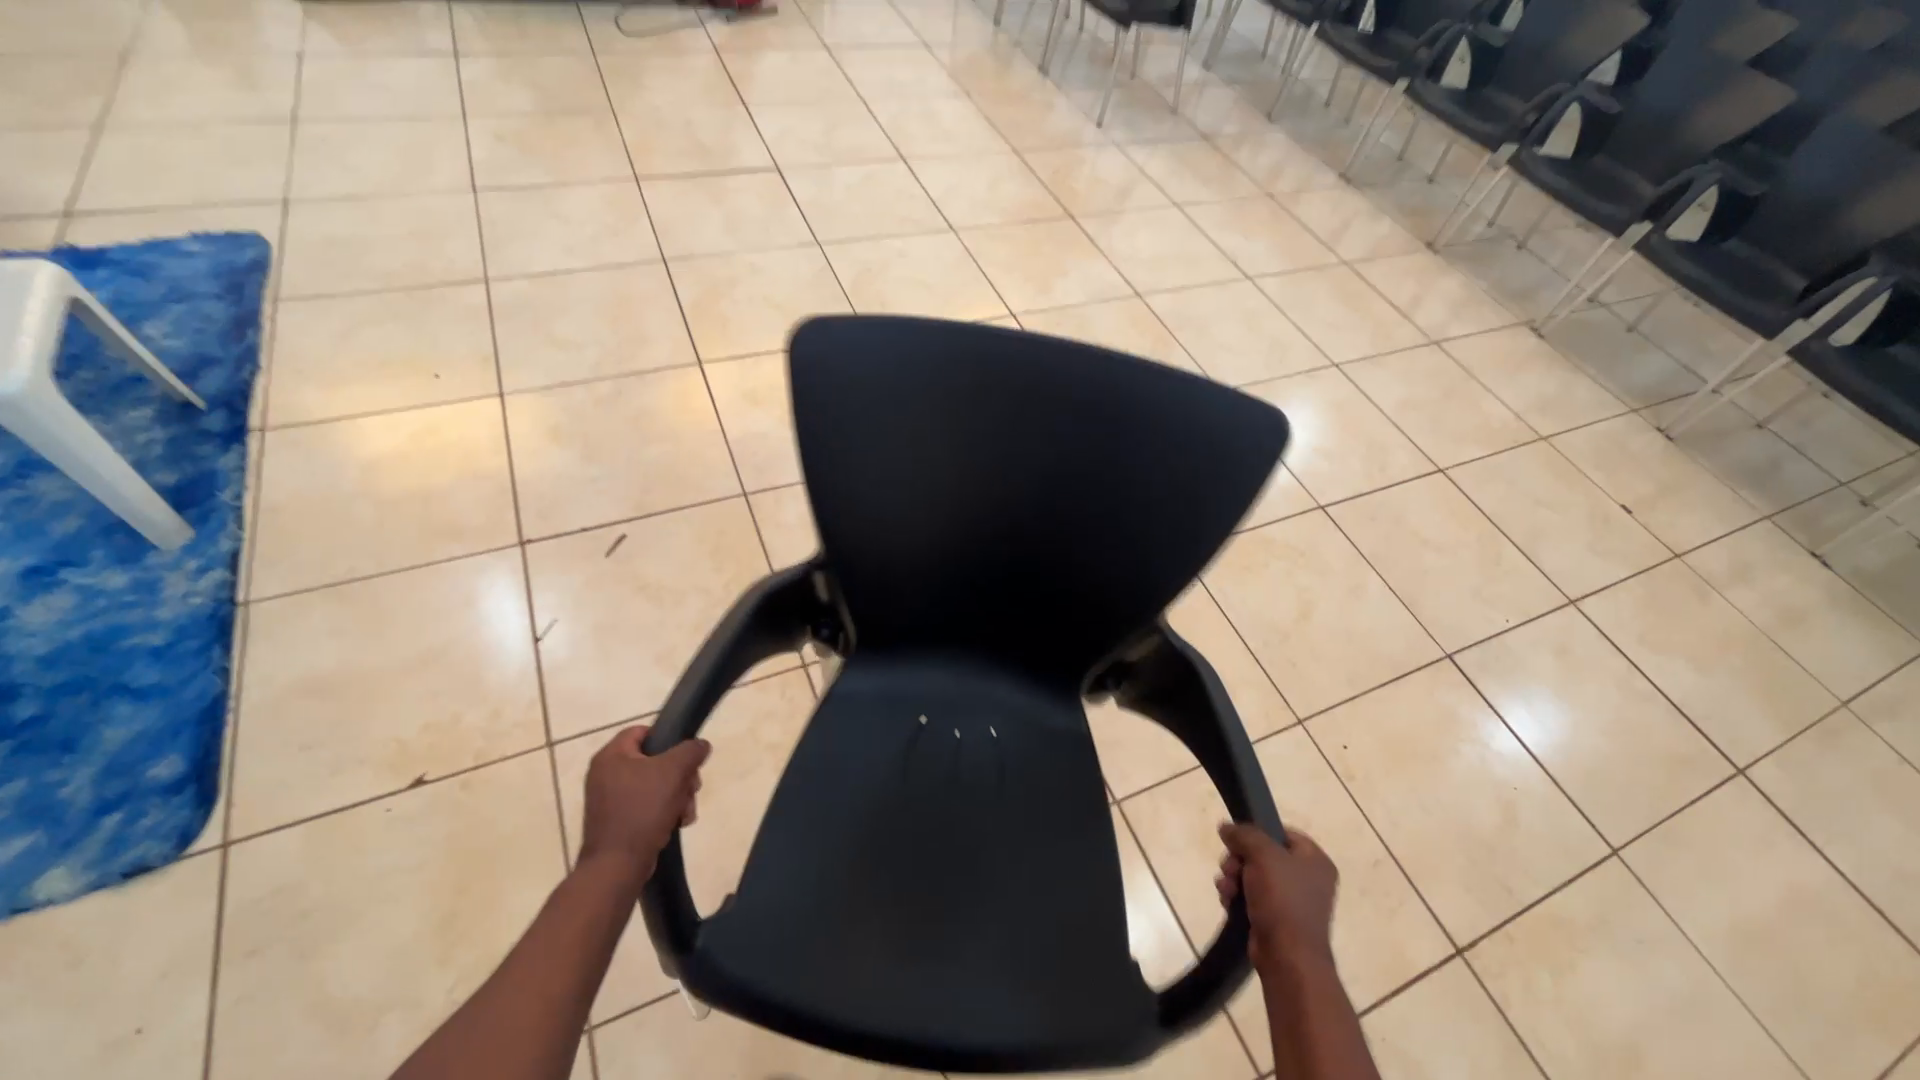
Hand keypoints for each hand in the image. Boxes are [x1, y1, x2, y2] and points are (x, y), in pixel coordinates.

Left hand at [578, 726, 710, 884]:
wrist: (618, 864)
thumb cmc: (642, 810)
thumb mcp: (673, 772)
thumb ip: (690, 751)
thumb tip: (701, 745)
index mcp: (611, 756)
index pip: (642, 731)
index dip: (668, 738)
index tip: (686, 756)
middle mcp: (606, 774)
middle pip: (654, 760)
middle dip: (679, 775)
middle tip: (692, 787)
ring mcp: (610, 799)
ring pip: (655, 785)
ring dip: (677, 795)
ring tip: (685, 811)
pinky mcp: (617, 821)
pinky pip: (647, 806)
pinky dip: (664, 811)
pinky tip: (677, 823)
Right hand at [1216, 822, 1338, 972]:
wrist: (1287, 957)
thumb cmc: (1282, 900)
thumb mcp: (1264, 856)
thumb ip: (1245, 835)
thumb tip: (1226, 827)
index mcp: (1315, 860)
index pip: (1283, 833)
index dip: (1257, 833)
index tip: (1236, 840)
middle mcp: (1307, 879)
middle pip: (1263, 855)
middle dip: (1239, 860)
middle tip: (1229, 868)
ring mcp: (1291, 901)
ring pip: (1252, 876)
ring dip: (1233, 878)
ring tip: (1226, 888)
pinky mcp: (1275, 919)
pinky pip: (1250, 897)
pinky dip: (1236, 897)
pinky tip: (1227, 901)